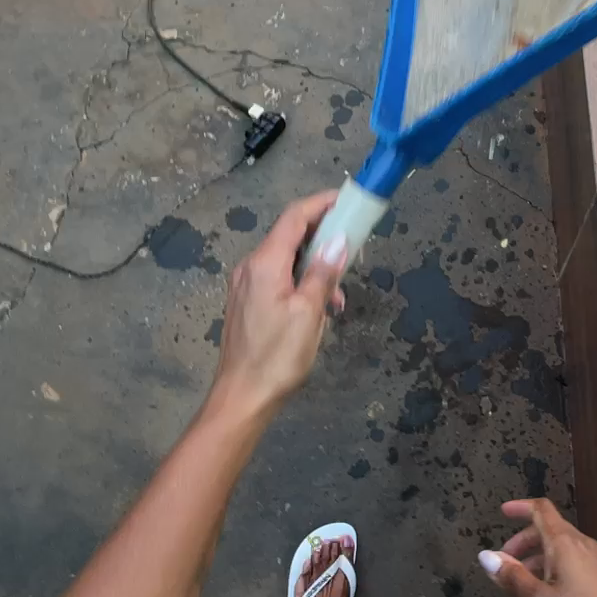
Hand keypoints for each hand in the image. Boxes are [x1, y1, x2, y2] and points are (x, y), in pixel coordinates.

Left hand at [209, 190, 346, 417]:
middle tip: (354, 246)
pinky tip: (321, 308)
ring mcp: (246, 285)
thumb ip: (324, 272)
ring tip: (339, 295)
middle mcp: (251, 267)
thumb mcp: (310, 312)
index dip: (322, 203)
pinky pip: (280, 278)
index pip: (295, 217)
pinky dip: (303, 282)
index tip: (348, 200)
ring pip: (287, 259)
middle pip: (290, 235)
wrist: (242, 397)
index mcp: (264, 263)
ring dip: (317, 266)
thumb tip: (339, 240)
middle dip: (324, 236)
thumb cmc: (278, 356)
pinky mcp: (248, 302)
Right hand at [479, 499, 596, 596]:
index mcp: (564, 542)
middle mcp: (581, 543)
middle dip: (523, 541)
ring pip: (560, 547)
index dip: (521, 507)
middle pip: (548, 529)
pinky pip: (571, 560)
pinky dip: (552, 566)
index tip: (503, 512)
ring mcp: (595, 559)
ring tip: (521, 584)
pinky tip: (546, 593)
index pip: (541, 510)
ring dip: (537, 557)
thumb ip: (512, 577)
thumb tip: (486, 556)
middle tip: (504, 564)